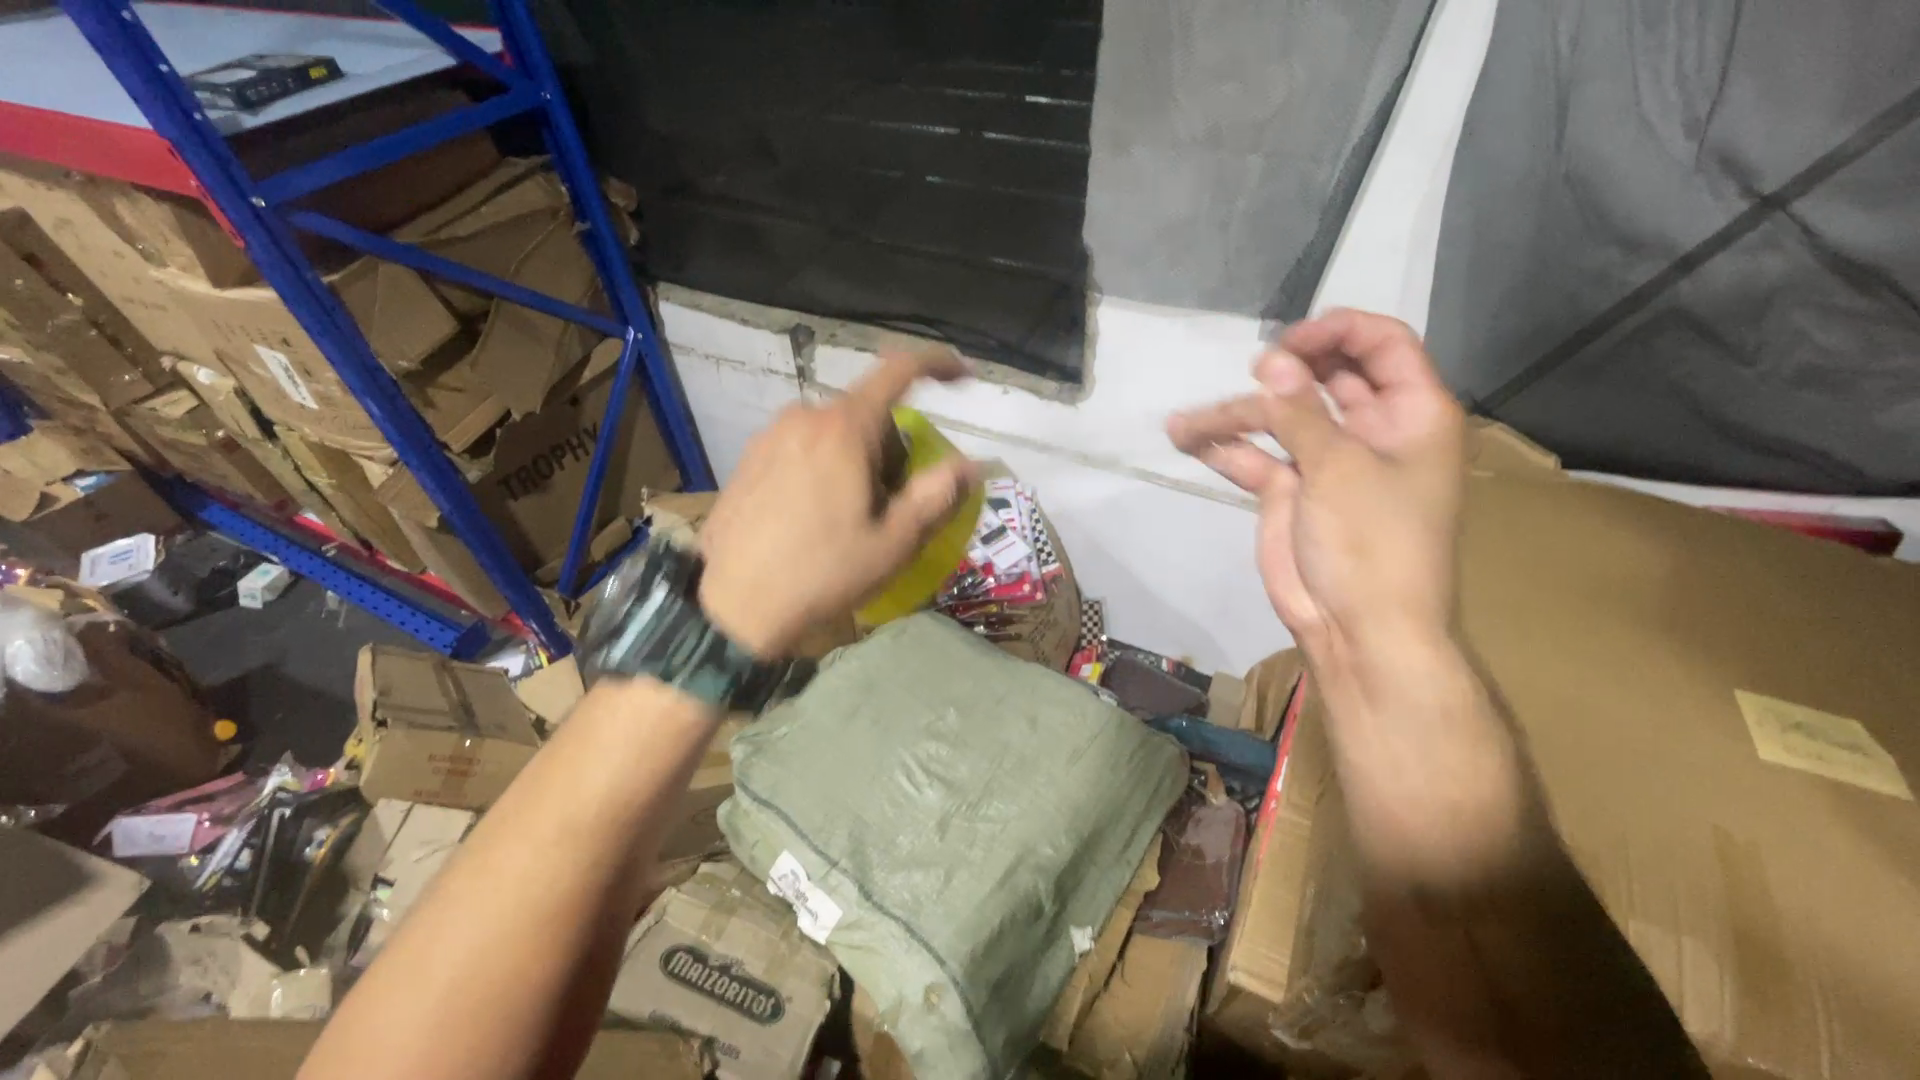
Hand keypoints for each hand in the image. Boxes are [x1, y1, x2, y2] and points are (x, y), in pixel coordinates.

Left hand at [697, 349, 977, 656]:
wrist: (734, 606)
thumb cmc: (823, 573)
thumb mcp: (894, 542)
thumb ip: (937, 495)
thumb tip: (970, 465)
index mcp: (843, 428)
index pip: (898, 371)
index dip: (937, 365)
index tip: (962, 377)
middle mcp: (804, 417)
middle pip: (867, 414)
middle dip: (890, 448)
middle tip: (892, 503)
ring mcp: (769, 437)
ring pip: (833, 433)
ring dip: (855, 461)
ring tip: (850, 519)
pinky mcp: (747, 460)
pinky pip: (802, 449)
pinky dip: (823, 470)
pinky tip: (814, 521)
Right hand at [1167, 309, 1466, 678]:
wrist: (1359, 630)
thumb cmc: (1373, 541)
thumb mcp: (1341, 467)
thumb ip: (1301, 411)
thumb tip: (1270, 361)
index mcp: (1413, 414)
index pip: (1382, 345)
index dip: (1336, 331)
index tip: (1287, 342)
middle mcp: (1373, 429)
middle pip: (1326, 375)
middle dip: (1283, 370)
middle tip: (1249, 374)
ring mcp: (1328, 461)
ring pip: (1282, 417)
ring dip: (1237, 413)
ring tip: (1189, 421)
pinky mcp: (1290, 491)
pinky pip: (1256, 457)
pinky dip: (1225, 449)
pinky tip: (1188, 440)